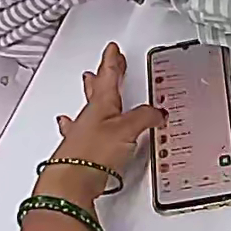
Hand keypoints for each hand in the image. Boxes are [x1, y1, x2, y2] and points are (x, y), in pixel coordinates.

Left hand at [38, 42, 164, 204]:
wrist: (73, 181)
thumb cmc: (93, 152)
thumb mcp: (128, 130)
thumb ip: (145, 118)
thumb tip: (157, 112)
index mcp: (101, 104)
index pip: (108, 77)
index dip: (112, 62)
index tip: (112, 49)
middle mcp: (90, 117)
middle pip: (98, 90)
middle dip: (104, 76)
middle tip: (107, 65)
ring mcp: (84, 134)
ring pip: (91, 109)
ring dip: (94, 96)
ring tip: (91, 85)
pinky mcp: (84, 152)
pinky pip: (86, 133)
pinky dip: (89, 128)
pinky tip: (83, 129)